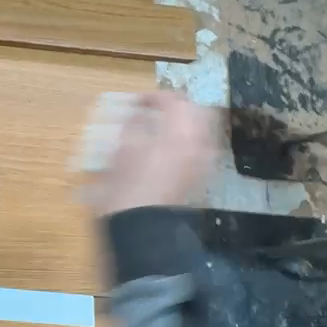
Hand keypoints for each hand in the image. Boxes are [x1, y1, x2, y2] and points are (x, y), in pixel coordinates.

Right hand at [80, 91, 217, 216]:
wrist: (143, 230)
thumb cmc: (125, 188)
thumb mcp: (122, 150)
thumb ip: (134, 124)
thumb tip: (138, 111)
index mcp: (179, 132)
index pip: (173, 99)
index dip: (153, 96)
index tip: (136, 100)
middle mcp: (199, 143)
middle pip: (196, 111)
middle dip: (176, 107)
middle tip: (154, 111)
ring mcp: (203, 161)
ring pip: (201, 130)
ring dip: (182, 124)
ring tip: (160, 130)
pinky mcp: (200, 177)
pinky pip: (199, 149)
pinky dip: (185, 143)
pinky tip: (166, 151)